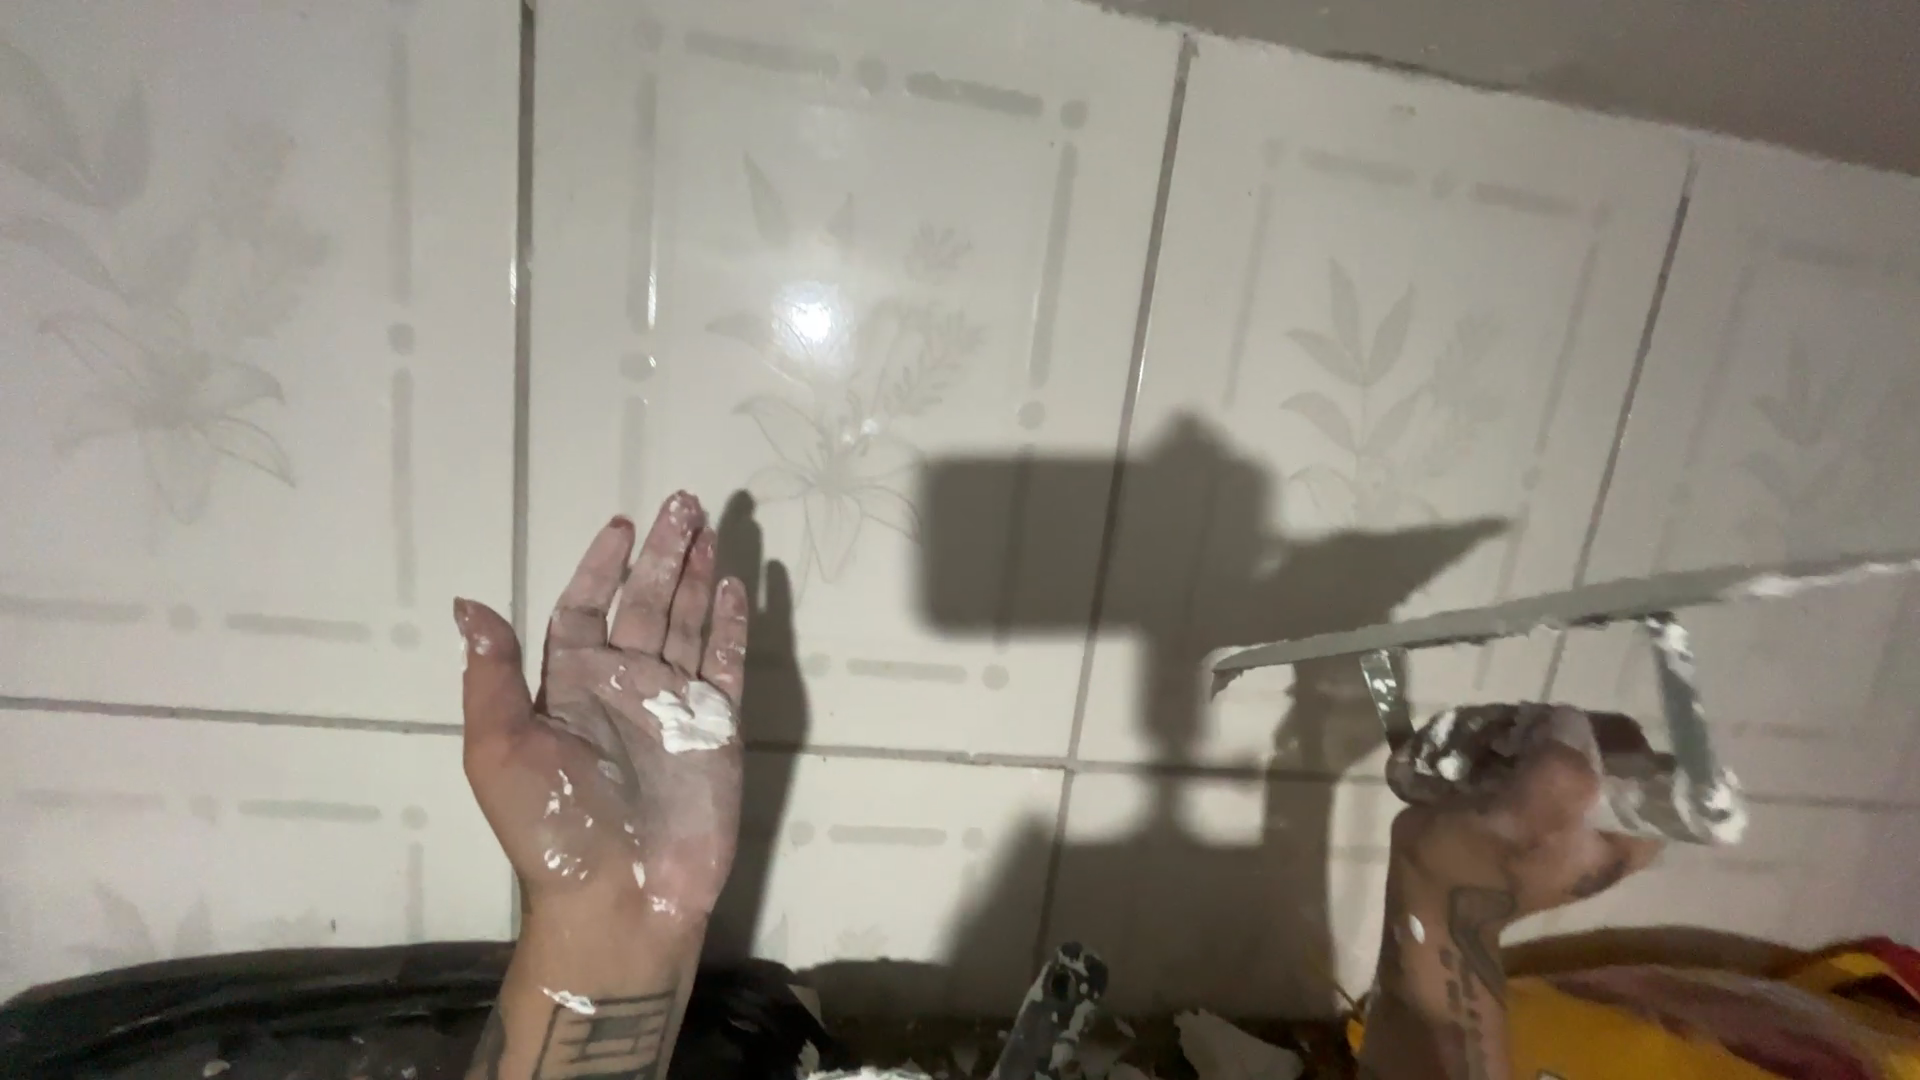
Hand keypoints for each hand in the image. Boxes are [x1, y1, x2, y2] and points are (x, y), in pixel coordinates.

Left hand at [453, 493, 747, 924]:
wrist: (623, 894)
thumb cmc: (555, 824)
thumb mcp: (501, 749)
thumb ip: (493, 675)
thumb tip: (468, 603)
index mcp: (572, 683)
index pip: (588, 605)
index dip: (602, 565)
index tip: (620, 525)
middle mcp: (626, 680)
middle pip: (647, 600)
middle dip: (665, 552)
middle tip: (685, 502)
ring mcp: (676, 698)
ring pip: (689, 620)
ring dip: (699, 574)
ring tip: (711, 528)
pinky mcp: (718, 719)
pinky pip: (727, 659)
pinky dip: (733, 623)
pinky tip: (737, 586)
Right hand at [1358, 704, 1666, 1079]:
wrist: (1429, 895)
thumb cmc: (1477, 865)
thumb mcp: (1525, 821)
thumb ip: (1562, 771)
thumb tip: (1569, 718)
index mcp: (1630, 832)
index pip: (1650, 763)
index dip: (1606, 736)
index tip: (1554, 731)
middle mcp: (1604, 816)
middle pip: (1597, 746)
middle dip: (1549, 731)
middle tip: (1507, 737)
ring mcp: (1560, 807)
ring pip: (1554, 744)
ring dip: (1514, 734)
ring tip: (1479, 746)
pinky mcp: (1522, 801)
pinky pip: (1521, 755)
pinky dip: (1495, 745)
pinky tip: (1469, 755)